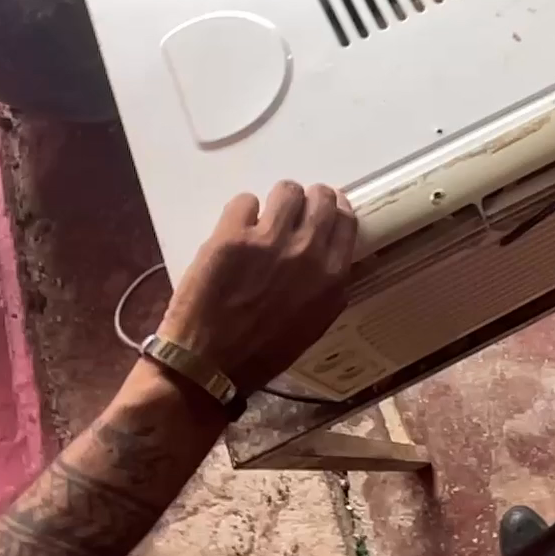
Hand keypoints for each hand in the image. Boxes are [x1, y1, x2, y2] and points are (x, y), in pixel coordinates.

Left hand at [155, 182, 357, 394]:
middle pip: (321, 198)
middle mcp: (308, 253)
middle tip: (296, 208)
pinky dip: (243, 212)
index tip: (327, 207)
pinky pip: (245, 200)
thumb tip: (328, 252)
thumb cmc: (265, 351)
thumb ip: (327, 284)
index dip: (336, 208)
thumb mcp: (316, 321)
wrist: (209, 365)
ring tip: (266, 215)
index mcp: (332, 277)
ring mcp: (270, 241)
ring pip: (286, 191)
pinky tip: (237, 230)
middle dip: (310, 198)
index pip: (346, 221)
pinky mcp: (232, 236)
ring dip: (278, 200)